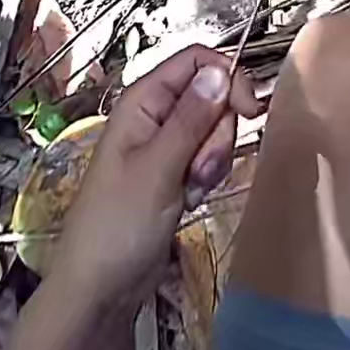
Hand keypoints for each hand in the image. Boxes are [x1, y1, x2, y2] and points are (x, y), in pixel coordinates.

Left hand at [44, 44, 262, 314]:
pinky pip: (208, 155)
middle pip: (212, 94)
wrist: (100, 288)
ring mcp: (168, 141)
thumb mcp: (157, 168)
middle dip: (217, 132)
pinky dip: (207, 177)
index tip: (249, 111)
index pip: (196, 60)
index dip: (227, 77)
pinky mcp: (177, 168)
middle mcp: (157, 111)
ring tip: (188, 188)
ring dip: (212, 159)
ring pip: (214, 127)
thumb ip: (191, 118)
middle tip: (198, 167)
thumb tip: (221, 70)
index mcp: (145, 98)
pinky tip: (188, 199)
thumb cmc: (118, 224)